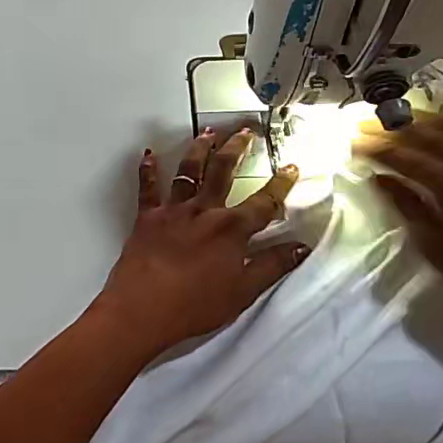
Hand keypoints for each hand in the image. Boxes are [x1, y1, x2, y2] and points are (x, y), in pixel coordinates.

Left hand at [94, 128, 306, 353]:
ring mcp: (173, 211)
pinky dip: (149, 170)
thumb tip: (299, 249)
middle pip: (224, 171)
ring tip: (208, 133)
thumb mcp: (242, 291)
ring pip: (189, 171)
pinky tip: (149, 154)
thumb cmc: (193, 305)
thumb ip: (271, 266)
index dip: (281, 184)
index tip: (290, 167)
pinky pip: (148, 188)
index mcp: (231, 230)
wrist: (143, 309)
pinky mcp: (147, 218)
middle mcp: (203, 212)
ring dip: (199, 149)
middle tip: (245, 132)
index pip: (264, 202)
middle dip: (237, 148)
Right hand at [352, 116, 442, 326]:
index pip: (404, 157)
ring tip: (410, 119)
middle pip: (429, 136)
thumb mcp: (433, 243)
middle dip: (397, 129)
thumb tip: (381, 180)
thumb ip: (407, 205)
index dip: (377, 149)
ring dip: (430, 124)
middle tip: (372, 124)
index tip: (354, 142)